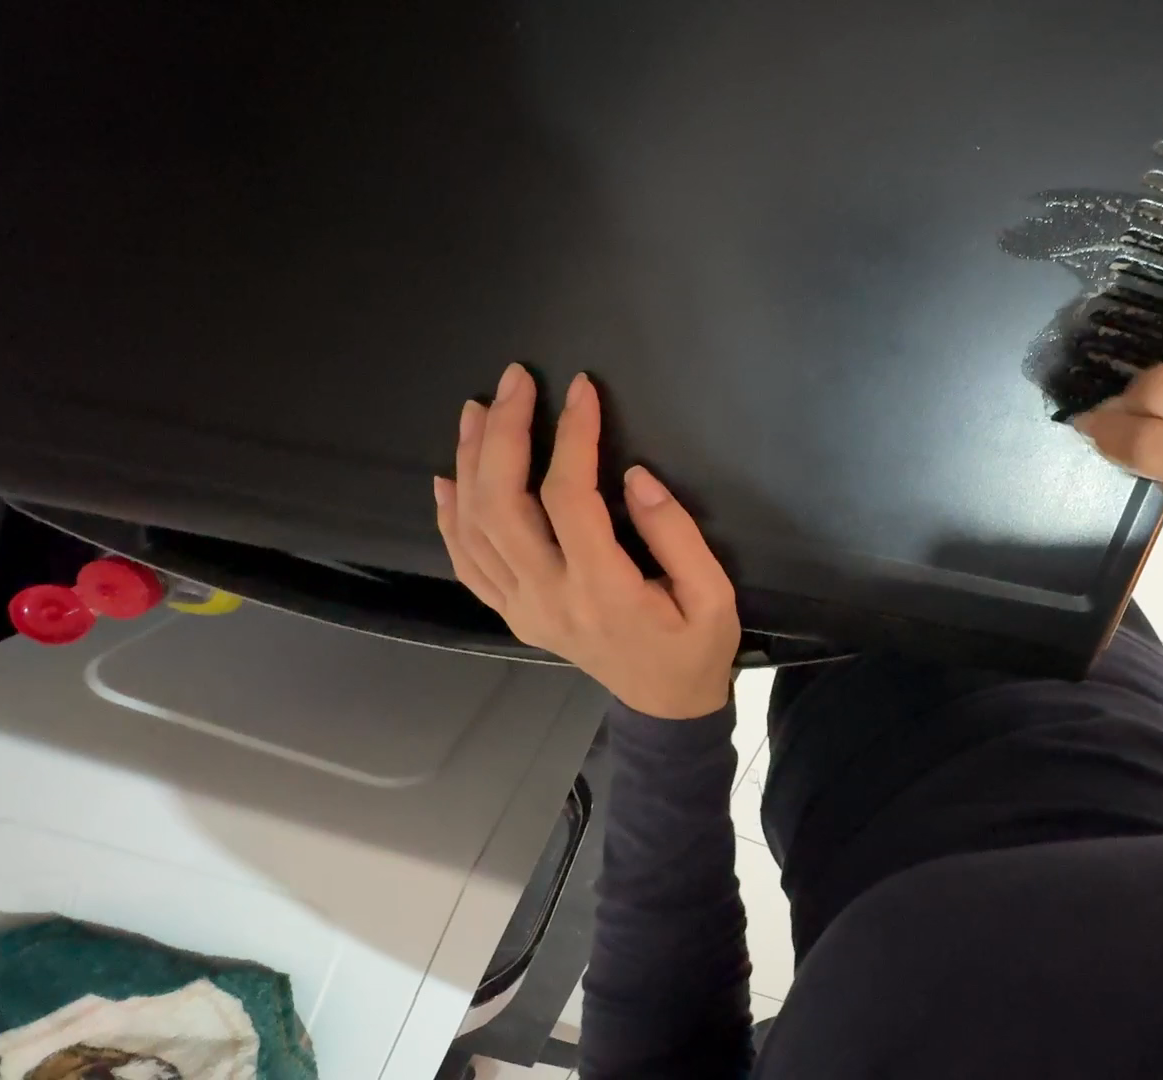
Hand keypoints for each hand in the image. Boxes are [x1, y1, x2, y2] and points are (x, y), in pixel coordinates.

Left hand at [434, 363, 740, 717]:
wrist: (666, 705)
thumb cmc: (696, 647)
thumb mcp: (714, 595)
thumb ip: (677, 536)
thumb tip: (634, 477)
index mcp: (604, 591)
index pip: (571, 498)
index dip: (573, 436)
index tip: (582, 390)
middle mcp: (549, 598)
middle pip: (502, 505)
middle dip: (503, 434)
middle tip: (515, 382)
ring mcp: (524, 609)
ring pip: (474, 528)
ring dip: (469, 462)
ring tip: (476, 409)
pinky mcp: (515, 614)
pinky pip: (467, 563)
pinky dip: (449, 517)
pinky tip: (449, 478)